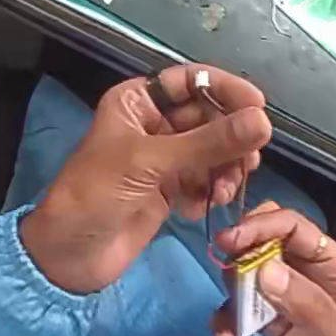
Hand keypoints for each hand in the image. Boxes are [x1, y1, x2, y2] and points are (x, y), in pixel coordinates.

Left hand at [20, 65, 272, 294]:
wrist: (72, 253)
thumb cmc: (98, 194)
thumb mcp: (151, 162)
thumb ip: (208, 142)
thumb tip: (263, 121)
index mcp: (136, 102)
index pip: (189, 81)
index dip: (225, 89)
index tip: (258, 107)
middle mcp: (152, 124)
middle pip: (207, 116)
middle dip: (230, 137)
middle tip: (248, 162)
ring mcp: (162, 158)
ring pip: (211, 150)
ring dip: (225, 167)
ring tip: (222, 191)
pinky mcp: (170, 189)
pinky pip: (205, 178)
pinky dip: (211, 190)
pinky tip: (203, 206)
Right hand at [212, 204, 335, 335]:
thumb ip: (308, 304)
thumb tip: (264, 268)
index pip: (293, 227)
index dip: (260, 227)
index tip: (229, 242)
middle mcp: (309, 275)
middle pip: (264, 241)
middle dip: (240, 250)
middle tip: (223, 267)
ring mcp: (287, 299)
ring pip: (246, 271)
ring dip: (230, 290)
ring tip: (230, 322)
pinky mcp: (269, 325)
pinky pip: (239, 307)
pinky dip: (227, 319)